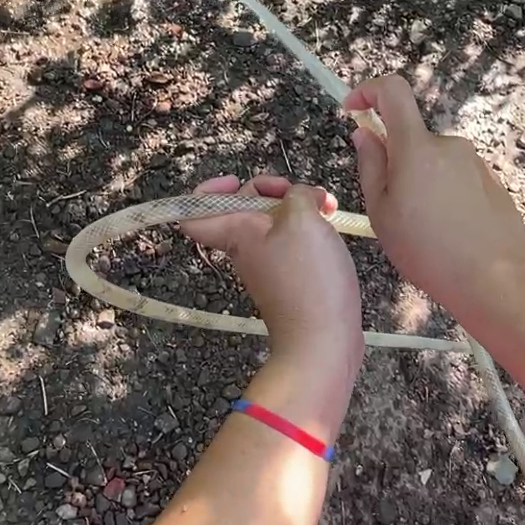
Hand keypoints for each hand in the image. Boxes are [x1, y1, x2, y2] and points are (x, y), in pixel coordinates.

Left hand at [180, 175, 363, 374]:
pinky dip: (309, 228)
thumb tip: (302, 196)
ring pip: (273, 221)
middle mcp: (245, 247)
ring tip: (326, 208)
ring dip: (298, 208)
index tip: (237, 182)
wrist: (323, 342)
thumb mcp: (303, 219)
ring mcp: (268, 263)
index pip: (194, 212)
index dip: (209, 191)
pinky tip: (331, 227)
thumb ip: (298, 195)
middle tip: (300, 194)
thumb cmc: (308, 280)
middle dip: (274, 190)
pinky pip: (292, 240)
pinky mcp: (290, 276)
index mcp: (236, 231)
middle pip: (244, 206)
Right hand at [344, 75, 524, 322]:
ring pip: (434, 163)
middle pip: (412, 139)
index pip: (393, 90)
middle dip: (398, 164)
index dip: (369, 91)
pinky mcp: (492, 180)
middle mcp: (449, 144)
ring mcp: (475, 162)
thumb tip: (365, 134)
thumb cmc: (429, 251)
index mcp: (417, 147)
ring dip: (423, 184)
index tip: (353, 110)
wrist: (497, 281)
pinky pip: (457, 178)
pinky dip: (446, 196)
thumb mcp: (382, 214)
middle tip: (396, 211)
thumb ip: (371, 166)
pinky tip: (451, 233)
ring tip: (426, 231)